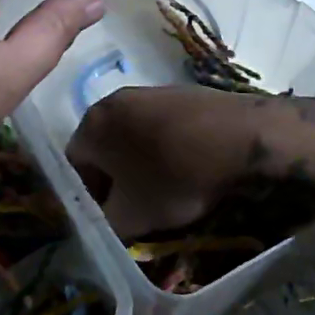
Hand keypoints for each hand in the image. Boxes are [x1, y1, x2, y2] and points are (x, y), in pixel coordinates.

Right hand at [66, 86, 267, 237]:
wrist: (241, 138)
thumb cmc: (174, 177)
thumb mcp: (131, 216)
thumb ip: (102, 223)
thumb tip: (98, 223)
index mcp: (90, 125)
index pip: (73, 166)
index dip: (87, 196)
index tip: (111, 217)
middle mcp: (112, 100)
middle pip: (102, 148)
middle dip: (114, 179)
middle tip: (137, 206)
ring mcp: (149, 91)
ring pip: (132, 137)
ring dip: (140, 163)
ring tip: (166, 187)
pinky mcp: (181, 92)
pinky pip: (160, 127)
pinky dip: (165, 148)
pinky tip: (187, 167)